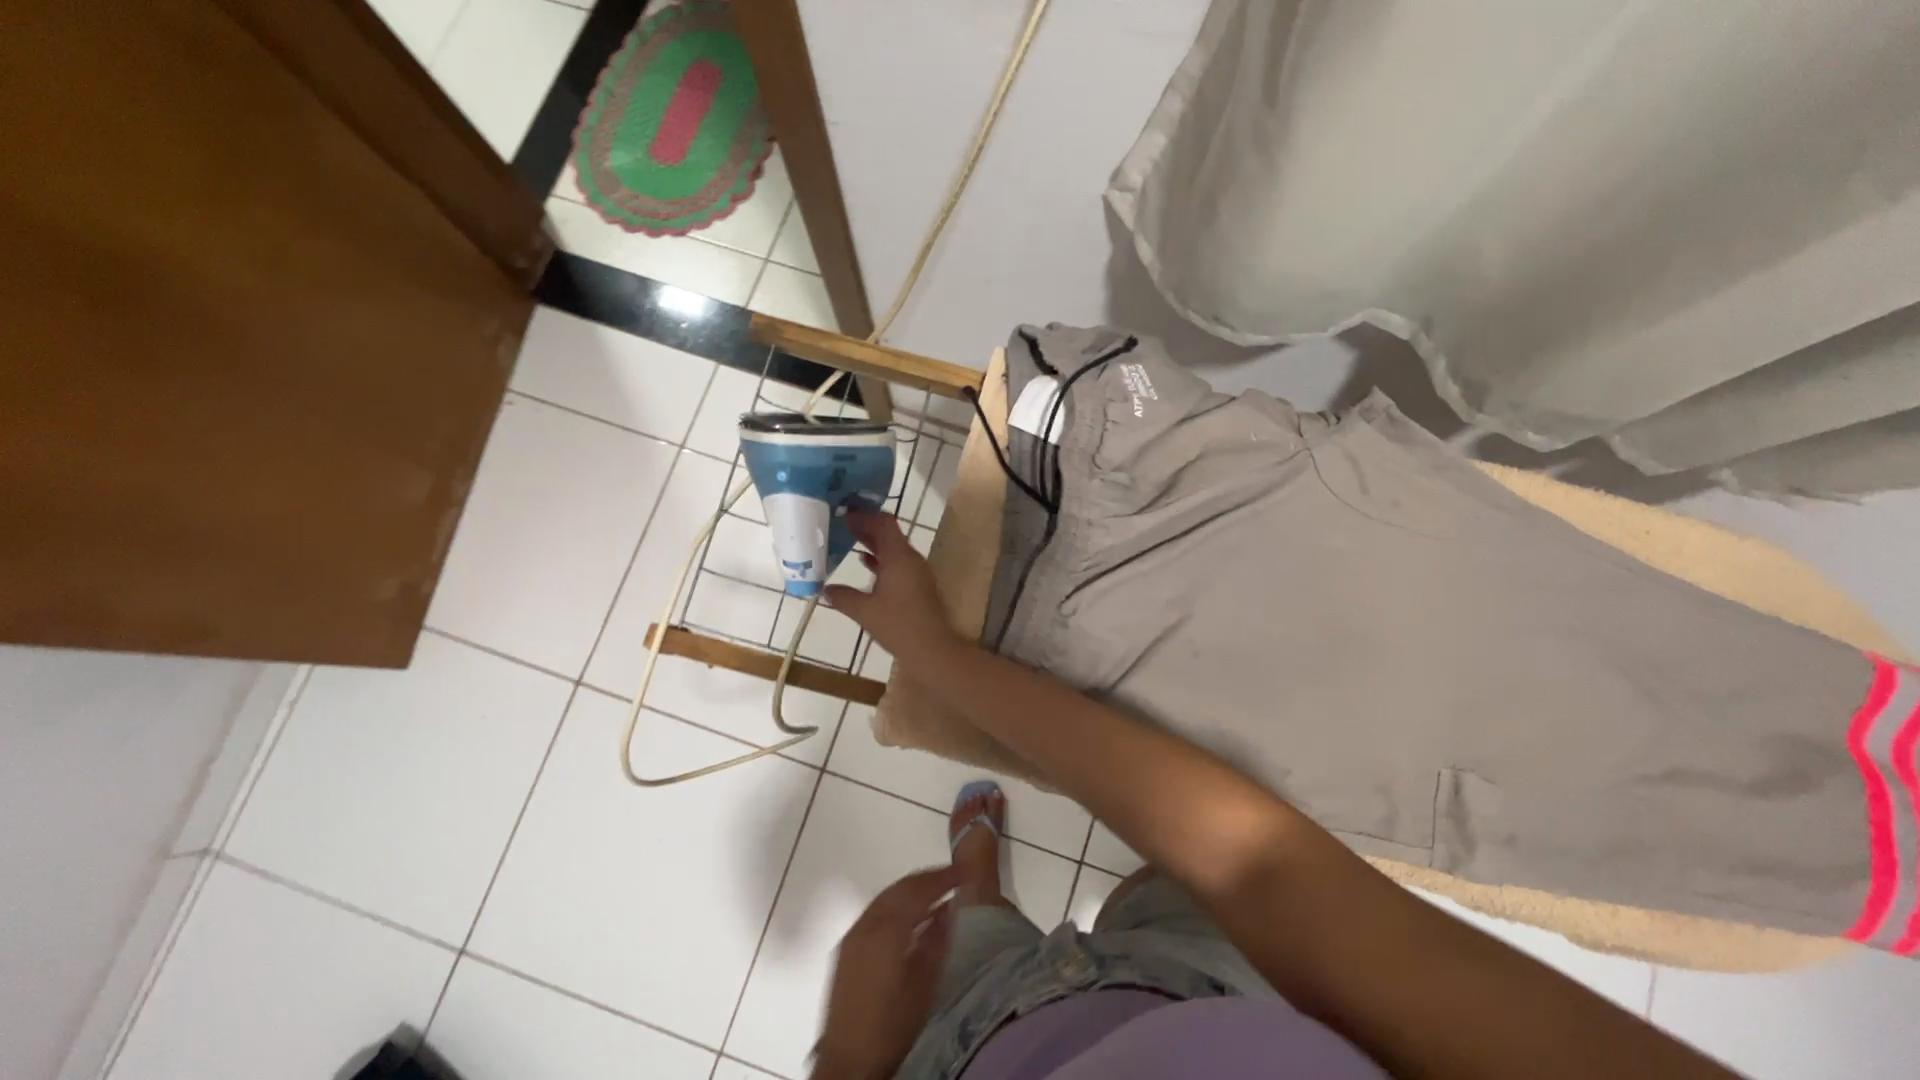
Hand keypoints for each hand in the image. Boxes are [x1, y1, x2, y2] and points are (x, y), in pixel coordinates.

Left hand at [813, 866, 960, 1079]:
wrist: (849, 1062)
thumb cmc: (894, 1025)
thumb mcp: (925, 984)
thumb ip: (937, 940)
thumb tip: (949, 908)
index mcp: (886, 929)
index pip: (918, 889)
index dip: (943, 876)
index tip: (965, 870)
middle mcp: (865, 924)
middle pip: (899, 888)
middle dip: (926, 879)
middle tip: (953, 877)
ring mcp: (852, 936)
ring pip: (885, 898)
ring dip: (910, 891)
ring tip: (936, 893)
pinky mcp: (846, 950)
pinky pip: (874, 912)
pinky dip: (895, 905)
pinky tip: (910, 918)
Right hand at [825, 511, 965, 669]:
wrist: (933, 649)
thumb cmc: (898, 626)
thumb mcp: (865, 611)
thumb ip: (843, 597)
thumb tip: (824, 589)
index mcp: (898, 557)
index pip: (883, 523)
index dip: (864, 515)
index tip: (844, 512)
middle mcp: (910, 559)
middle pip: (888, 533)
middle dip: (866, 526)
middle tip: (841, 521)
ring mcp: (916, 572)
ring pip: (893, 548)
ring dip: (873, 542)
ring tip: (848, 538)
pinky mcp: (917, 585)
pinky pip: (897, 563)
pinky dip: (881, 559)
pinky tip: (865, 562)